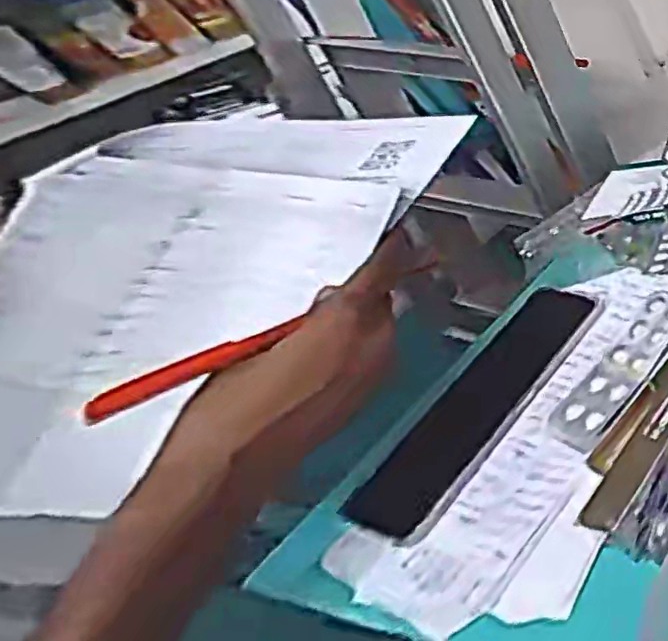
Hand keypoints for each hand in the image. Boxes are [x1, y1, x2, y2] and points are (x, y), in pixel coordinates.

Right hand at [157, 231, 422, 496]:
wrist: (226, 474)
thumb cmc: (229, 414)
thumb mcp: (252, 347)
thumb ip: (301, 317)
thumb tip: (325, 301)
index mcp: (345, 321)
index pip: (381, 272)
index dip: (391, 251)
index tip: (398, 236)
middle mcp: (373, 342)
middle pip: (382, 302)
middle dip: (360, 298)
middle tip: (322, 302)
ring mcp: (376, 369)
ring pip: (379, 329)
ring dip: (357, 326)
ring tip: (309, 340)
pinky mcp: (369, 393)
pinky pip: (373, 357)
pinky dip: (354, 351)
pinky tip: (316, 364)